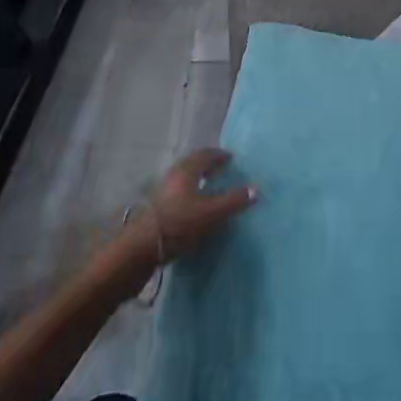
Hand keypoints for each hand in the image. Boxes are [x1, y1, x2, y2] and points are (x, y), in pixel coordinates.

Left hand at [102, 149, 256, 292]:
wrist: (144, 246)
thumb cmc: (180, 223)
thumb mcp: (212, 212)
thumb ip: (234, 200)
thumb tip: (256, 188)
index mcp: (186, 170)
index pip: (205, 154)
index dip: (219, 155)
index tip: (232, 158)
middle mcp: (174, 175)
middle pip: (193, 164)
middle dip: (209, 165)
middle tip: (224, 170)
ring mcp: (164, 190)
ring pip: (186, 177)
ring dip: (200, 178)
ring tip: (213, 187)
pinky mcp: (159, 205)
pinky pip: (181, 190)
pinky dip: (193, 190)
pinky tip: (197, 205)